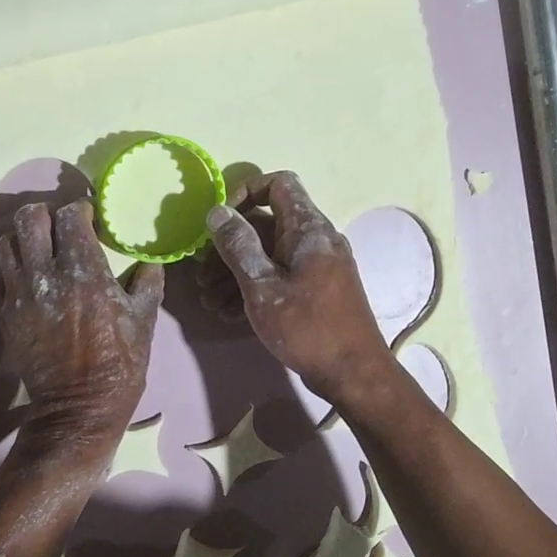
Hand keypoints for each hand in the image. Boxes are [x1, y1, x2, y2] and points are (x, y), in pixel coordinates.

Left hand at [0, 201, 164, 438]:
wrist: (78, 408)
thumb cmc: (118, 366)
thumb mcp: (144, 322)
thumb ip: (147, 283)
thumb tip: (150, 261)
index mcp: (84, 273)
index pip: (70, 216)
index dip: (79, 210)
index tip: (88, 219)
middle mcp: (46, 276)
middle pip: (29, 219)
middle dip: (45, 214)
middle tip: (58, 227)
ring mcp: (19, 295)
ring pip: (5, 243)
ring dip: (23, 240)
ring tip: (39, 250)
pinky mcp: (3, 316)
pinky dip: (6, 272)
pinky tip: (24, 281)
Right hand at [196, 171, 391, 395]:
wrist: (352, 372)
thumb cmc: (306, 326)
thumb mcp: (261, 285)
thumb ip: (238, 245)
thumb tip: (217, 211)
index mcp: (307, 228)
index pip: (278, 184)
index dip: (246, 193)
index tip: (221, 222)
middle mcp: (316, 239)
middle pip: (266, 224)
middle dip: (229, 247)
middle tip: (203, 279)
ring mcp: (318, 265)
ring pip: (269, 254)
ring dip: (235, 273)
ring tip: (210, 303)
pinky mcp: (316, 288)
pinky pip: (279, 274)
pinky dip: (254, 287)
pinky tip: (230, 313)